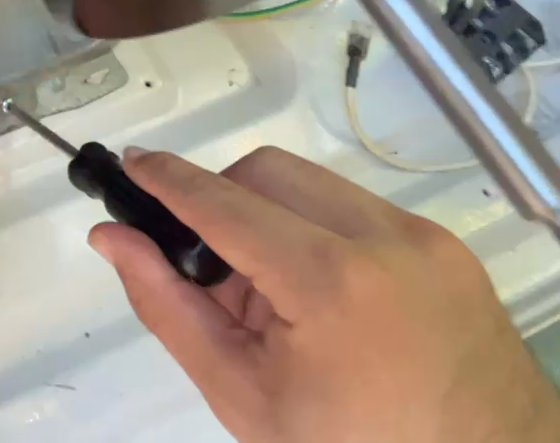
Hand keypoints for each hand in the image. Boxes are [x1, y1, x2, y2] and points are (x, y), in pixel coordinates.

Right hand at [90, 147, 559, 442]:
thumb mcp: (243, 397)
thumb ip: (166, 306)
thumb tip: (111, 236)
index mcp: (332, 285)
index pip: (223, 204)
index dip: (167, 178)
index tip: (129, 162)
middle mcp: (385, 240)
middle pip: (264, 172)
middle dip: (221, 199)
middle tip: (211, 265)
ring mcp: (426, 239)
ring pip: (308, 180)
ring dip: (267, 211)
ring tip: (270, 289)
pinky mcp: (448, 246)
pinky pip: (352, 205)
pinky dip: (314, 227)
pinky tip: (319, 293)